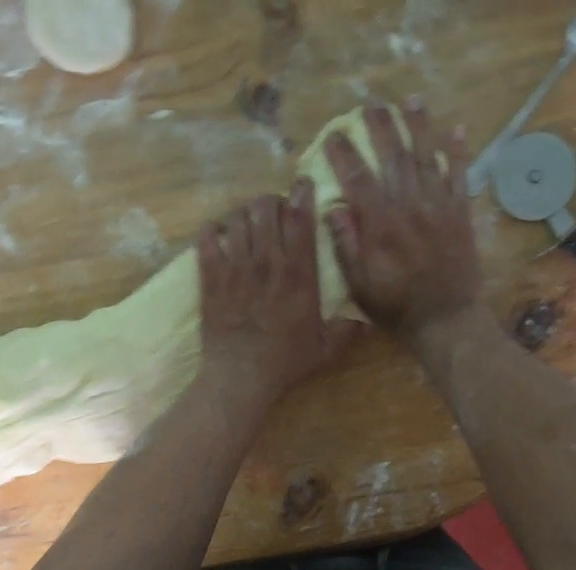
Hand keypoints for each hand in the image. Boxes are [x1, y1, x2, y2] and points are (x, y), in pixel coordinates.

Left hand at [197, 184, 362, 410]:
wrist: (240, 376)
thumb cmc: (285, 363)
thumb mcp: (325, 350)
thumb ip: (347, 331)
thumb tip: (368, 321)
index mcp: (299, 274)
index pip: (301, 219)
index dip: (302, 195)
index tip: (303, 187)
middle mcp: (267, 263)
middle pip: (266, 208)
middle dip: (271, 203)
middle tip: (273, 213)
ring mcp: (236, 268)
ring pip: (237, 218)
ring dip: (243, 215)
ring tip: (247, 225)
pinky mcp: (211, 279)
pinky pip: (207, 239)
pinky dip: (213, 231)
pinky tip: (218, 236)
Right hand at [323, 99, 481, 344]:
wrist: (446, 320)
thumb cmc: (396, 307)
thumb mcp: (360, 285)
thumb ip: (346, 245)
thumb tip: (333, 208)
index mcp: (380, 225)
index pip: (358, 179)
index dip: (344, 154)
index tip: (333, 135)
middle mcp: (409, 207)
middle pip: (393, 157)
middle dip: (381, 127)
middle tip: (370, 104)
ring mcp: (438, 207)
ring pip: (427, 157)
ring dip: (418, 127)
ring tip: (411, 101)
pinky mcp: (459, 214)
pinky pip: (460, 176)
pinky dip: (457, 152)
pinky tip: (455, 130)